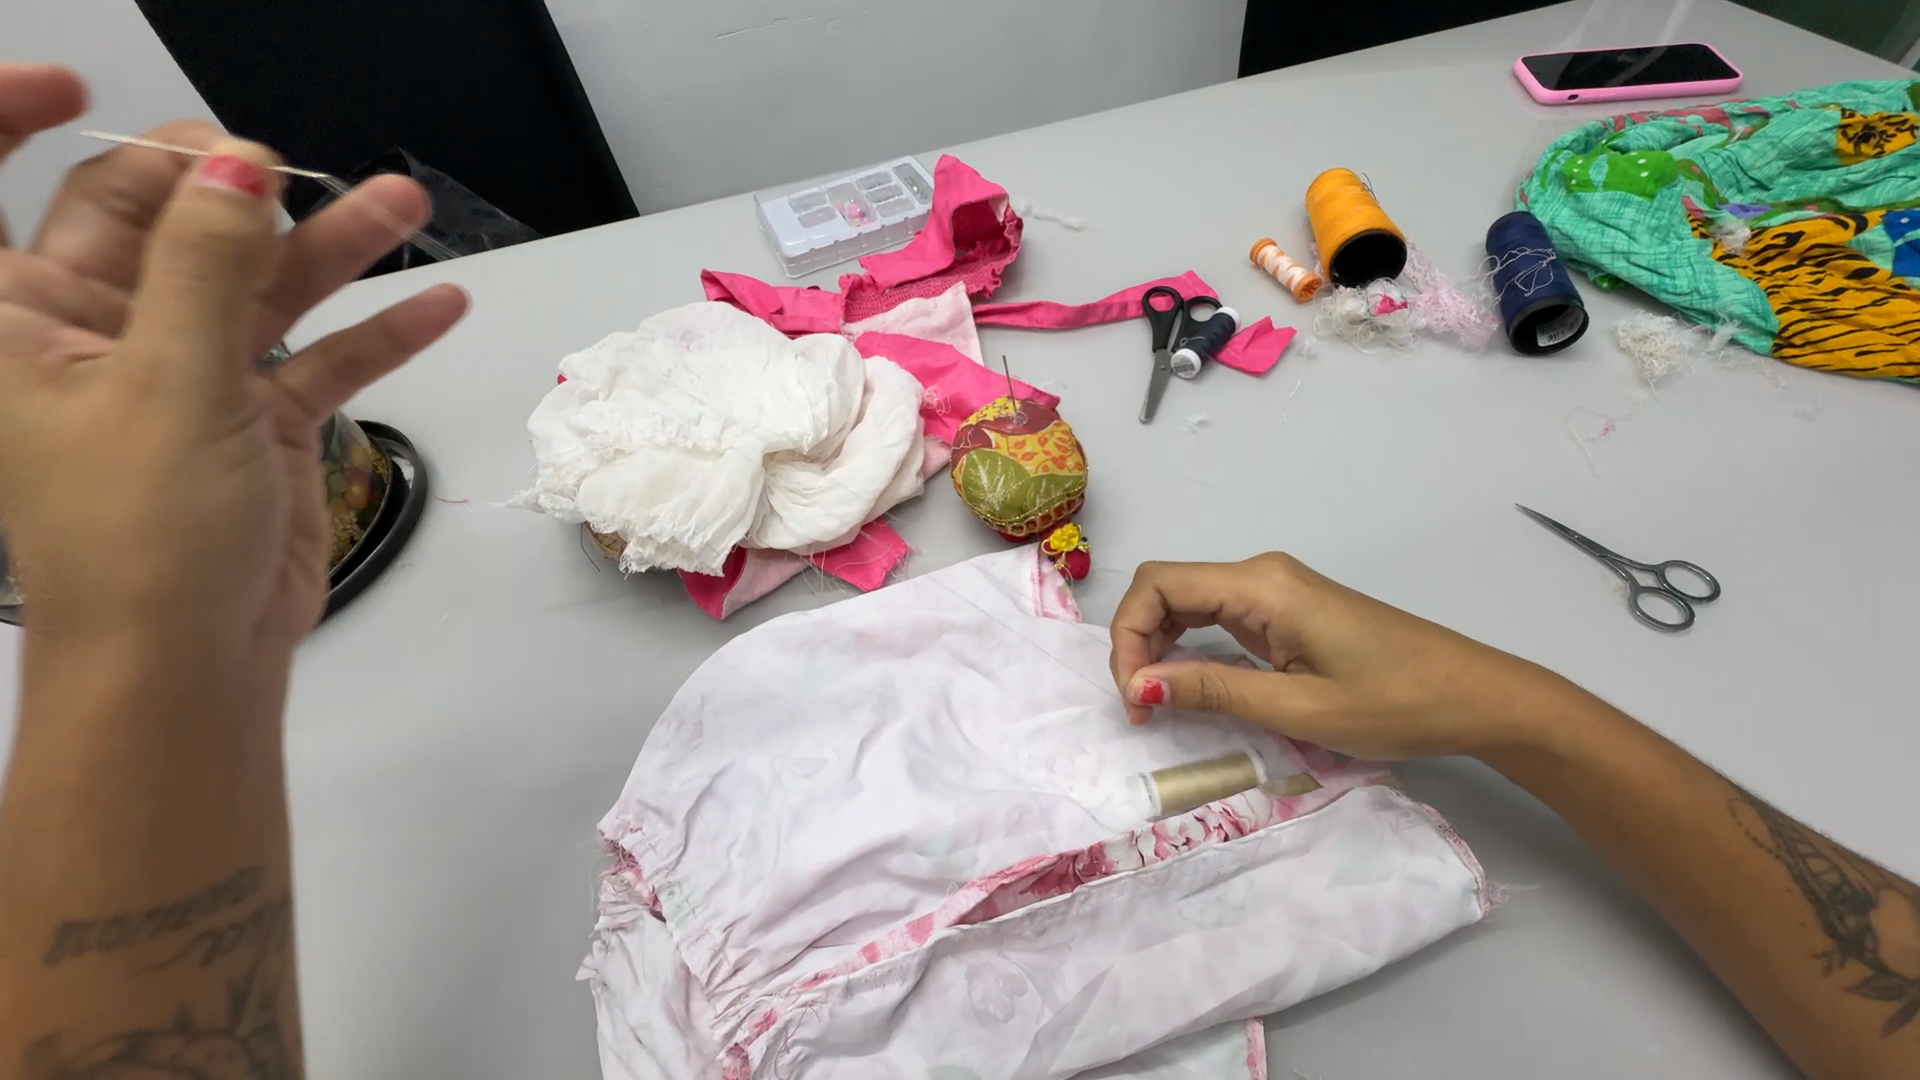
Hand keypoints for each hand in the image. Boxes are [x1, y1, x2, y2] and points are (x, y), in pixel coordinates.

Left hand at [0, 66, 467, 654]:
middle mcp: (105, 332)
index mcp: (21, 312)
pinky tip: (441, 307)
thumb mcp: (170, 382)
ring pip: (270, 293)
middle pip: (180, 234)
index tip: (89, 85)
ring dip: (341, 256)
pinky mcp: (265, 418)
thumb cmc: (142, 520)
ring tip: (410, 211)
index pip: (0, 183)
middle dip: (251, 195)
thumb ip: (206, 269)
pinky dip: (382, 336)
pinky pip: (325, 359)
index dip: (29, 121)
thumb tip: (235, 163)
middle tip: (323, 170)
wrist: (194, 644)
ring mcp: (196, 375)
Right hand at [1108, 553, 1563, 759]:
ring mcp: (1273, 589)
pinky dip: (1186, 644)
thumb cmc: (1396, 704)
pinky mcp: (1283, 608)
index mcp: (1261, 586)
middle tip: (1141, 703)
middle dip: (1137, 641)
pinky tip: (1185, 678)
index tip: (1135, 695)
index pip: (1158, 585)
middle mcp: (1260, 574)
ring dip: (1157, 644)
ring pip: (1185, 600)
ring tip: (1156, 697)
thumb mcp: (1298, 709)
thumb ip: (1212, 691)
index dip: (1128, 635)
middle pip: (1165, 588)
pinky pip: (1213, 615)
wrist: (1479, 698)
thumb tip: (1139, 684)